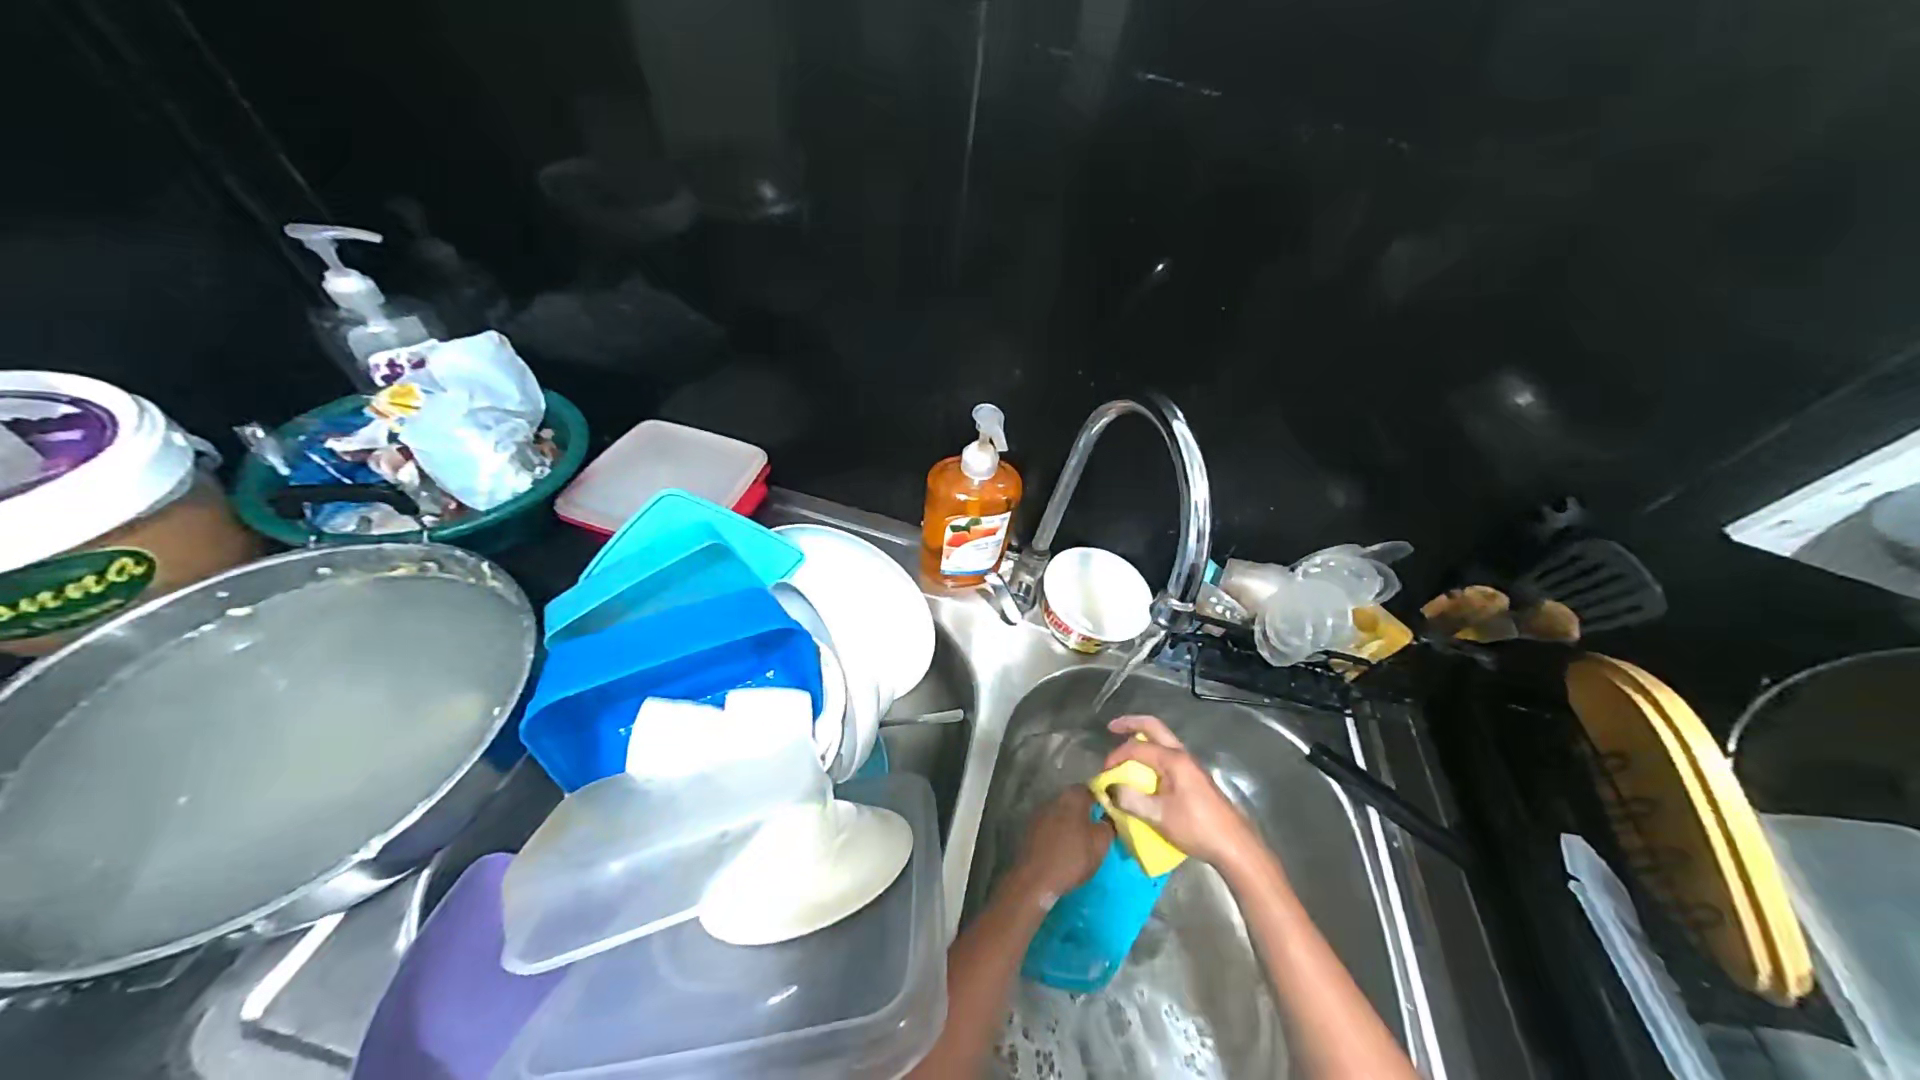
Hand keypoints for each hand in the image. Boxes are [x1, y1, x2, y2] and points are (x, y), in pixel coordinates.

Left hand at [1008, 787, 1112, 903]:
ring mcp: (1039, 813)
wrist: (1034, 878)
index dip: (1104, 800)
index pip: (1092, 789)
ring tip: (1082, 841)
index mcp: (1072, 796)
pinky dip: (1058, 833)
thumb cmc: (1072, 857)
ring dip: (1071, 823)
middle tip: (1098, 829)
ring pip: (1062, 813)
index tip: (1111, 814)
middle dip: (1087, 812)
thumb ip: (1108, 825)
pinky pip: (1050, 826)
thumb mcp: (1101, 843)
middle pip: (1075, 800)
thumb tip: (1108, 817)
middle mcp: (1053, 798)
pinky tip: (1064, 847)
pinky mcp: (1029, 829)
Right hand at [1102, 715, 1264, 872]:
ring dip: (1142, 738)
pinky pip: (1167, 755)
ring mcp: (1190, 766)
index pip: (1137, 747)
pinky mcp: (1194, 778)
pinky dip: (1151, 753)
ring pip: (1163, 740)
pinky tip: (1145, 769)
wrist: (1234, 846)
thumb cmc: (1196, 828)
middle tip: (1111, 727)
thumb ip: (1131, 799)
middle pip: (1154, 727)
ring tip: (1125, 748)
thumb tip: (1110, 789)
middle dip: (1131, 723)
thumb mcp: (1158, 816)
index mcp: (1173, 760)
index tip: (1104, 775)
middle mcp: (1182, 755)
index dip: (1116, 756)